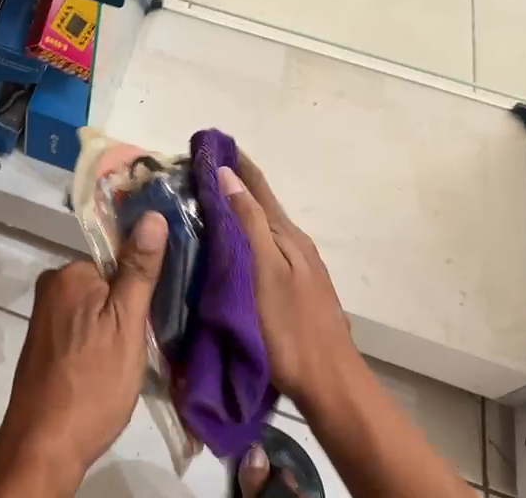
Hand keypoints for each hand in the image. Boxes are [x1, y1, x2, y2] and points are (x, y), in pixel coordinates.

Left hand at [0, 211, 167, 496]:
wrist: (44, 446)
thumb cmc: (92, 382)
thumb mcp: (127, 324)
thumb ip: (139, 269)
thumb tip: (153, 215)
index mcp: (70, 273)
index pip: (117, 260)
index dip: (139, 287)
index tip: (154, 313)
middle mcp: (52, 287)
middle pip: (106, 285)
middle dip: (126, 310)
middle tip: (141, 344)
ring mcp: (45, 318)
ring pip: (95, 311)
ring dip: (113, 331)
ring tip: (126, 363)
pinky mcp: (44, 346)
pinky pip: (81, 331)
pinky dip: (97, 347)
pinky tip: (107, 372)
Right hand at [220, 160, 362, 413]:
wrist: (329, 382)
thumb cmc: (290, 328)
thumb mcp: (264, 272)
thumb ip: (247, 223)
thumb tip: (228, 174)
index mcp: (287, 235)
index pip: (258, 187)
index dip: (235, 163)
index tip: (207, 142)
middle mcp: (295, 243)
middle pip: (260, 204)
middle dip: (233, 182)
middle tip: (196, 170)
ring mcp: (297, 267)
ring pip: (261, 226)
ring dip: (237, 209)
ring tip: (205, 201)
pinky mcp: (293, 288)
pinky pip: (262, 247)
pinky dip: (243, 235)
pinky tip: (229, 245)